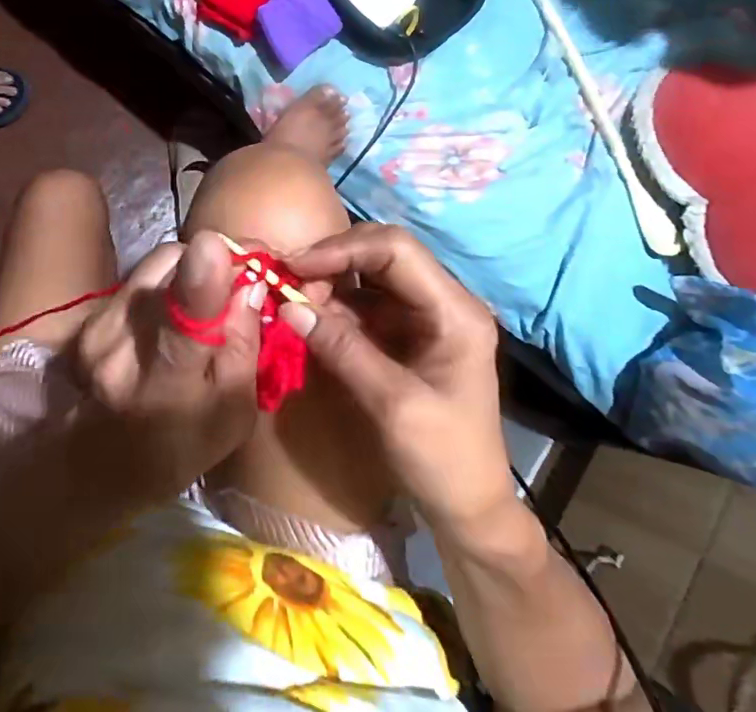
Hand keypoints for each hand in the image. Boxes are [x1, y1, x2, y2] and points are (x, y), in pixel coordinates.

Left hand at [68, 231, 262, 508]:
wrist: (98, 462)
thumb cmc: (180, 448)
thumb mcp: (233, 412)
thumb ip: (244, 344)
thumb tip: (252, 283)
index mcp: (165, 387)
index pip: (182, 322)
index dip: (200, 279)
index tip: (218, 248)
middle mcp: (123, 347)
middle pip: (174, 269)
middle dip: (213, 263)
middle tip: (238, 279)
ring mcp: (98, 327)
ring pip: (157, 264)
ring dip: (188, 271)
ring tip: (201, 302)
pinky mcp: (87, 314)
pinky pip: (140, 276)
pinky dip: (164, 282)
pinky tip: (170, 311)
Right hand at [281, 223, 516, 534]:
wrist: (467, 506)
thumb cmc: (442, 457)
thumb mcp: (391, 404)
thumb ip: (342, 349)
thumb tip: (288, 307)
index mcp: (455, 311)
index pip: (396, 251)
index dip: (343, 249)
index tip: (295, 267)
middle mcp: (442, 302)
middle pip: (383, 253)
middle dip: (333, 260)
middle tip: (290, 282)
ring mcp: (422, 316)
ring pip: (369, 274)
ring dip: (330, 280)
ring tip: (295, 300)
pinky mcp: (404, 333)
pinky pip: (363, 303)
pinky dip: (334, 304)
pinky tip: (310, 316)